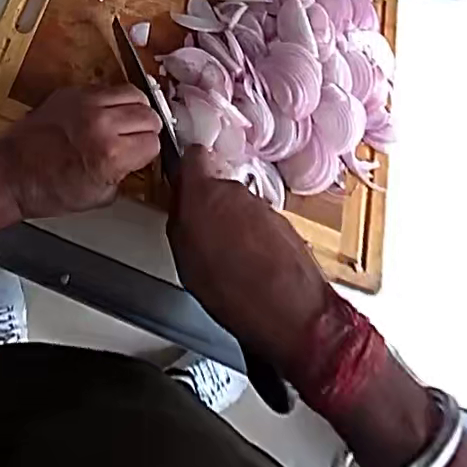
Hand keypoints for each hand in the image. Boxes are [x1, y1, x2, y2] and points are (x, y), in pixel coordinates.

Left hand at [0, 86, 159, 219]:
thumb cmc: (48, 189)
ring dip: (134, 109)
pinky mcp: (72, 91)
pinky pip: (107, 87)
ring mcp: (85, 103)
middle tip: (135, 139)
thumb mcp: (100, 195)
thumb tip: (138, 157)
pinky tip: (104, 114)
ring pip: (133, 93)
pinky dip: (112, 100)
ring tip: (125, 122)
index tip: (140, 155)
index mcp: (111, 154)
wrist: (12, 172)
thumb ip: (126, 172)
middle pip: (148, 114)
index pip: (154, 142)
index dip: (148, 152)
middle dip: (146, 129)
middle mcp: (101, 123)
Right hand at [167, 146, 333, 372]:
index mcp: (203, 192)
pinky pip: (259, 222)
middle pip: (217, 185)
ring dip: (233, 223)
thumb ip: (179, 220)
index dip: (187, 166)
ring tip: (229, 257)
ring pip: (239, 205)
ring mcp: (261, 205)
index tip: (183, 179)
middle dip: (210, 204)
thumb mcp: (184, 257)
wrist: (288, 311)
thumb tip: (180, 208)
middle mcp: (234, 191)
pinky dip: (254, 238)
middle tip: (203, 233)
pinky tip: (250, 266)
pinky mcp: (283, 222)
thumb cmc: (230, 288)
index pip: (193, 156)